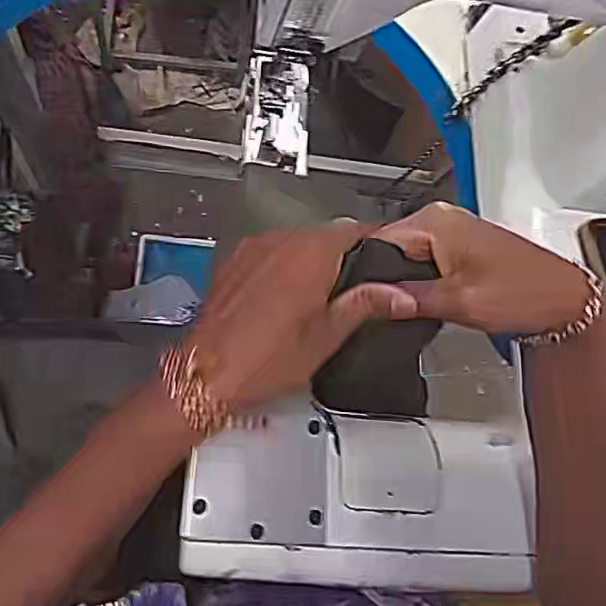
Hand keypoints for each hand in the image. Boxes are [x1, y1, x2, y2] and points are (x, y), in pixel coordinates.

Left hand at [185, 221, 414, 410]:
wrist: (207, 375)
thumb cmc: (261, 361)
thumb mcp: (327, 336)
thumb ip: (366, 305)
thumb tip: (398, 295)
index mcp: (310, 254)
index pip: (358, 230)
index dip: (378, 244)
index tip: (387, 257)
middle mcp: (280, 241)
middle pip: (327, 235)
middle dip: (344, 258)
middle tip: (354, 292)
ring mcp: (254, 249)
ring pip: (297, 243)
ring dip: (312, 262)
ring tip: (315, 303)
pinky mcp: (236, 262)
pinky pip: (271, 253)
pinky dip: (283, 268)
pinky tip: (284, 302)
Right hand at [373, 203, 591, 333]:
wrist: (565, 302)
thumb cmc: (527, 292)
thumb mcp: (457, 301)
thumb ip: (409, 298)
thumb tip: (377, 300)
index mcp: (436, 221)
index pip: (377, 242)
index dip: (367, 274)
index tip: (363, 298)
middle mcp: (444, 219)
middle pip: (390, 249)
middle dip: (386, 279)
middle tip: (388, 309)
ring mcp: (455, 232)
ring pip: (408, 258)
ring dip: (406, 282)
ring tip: (415, 306)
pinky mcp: (463, 248)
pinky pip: (427, 261)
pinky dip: (423, 281)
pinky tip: (432, 301)